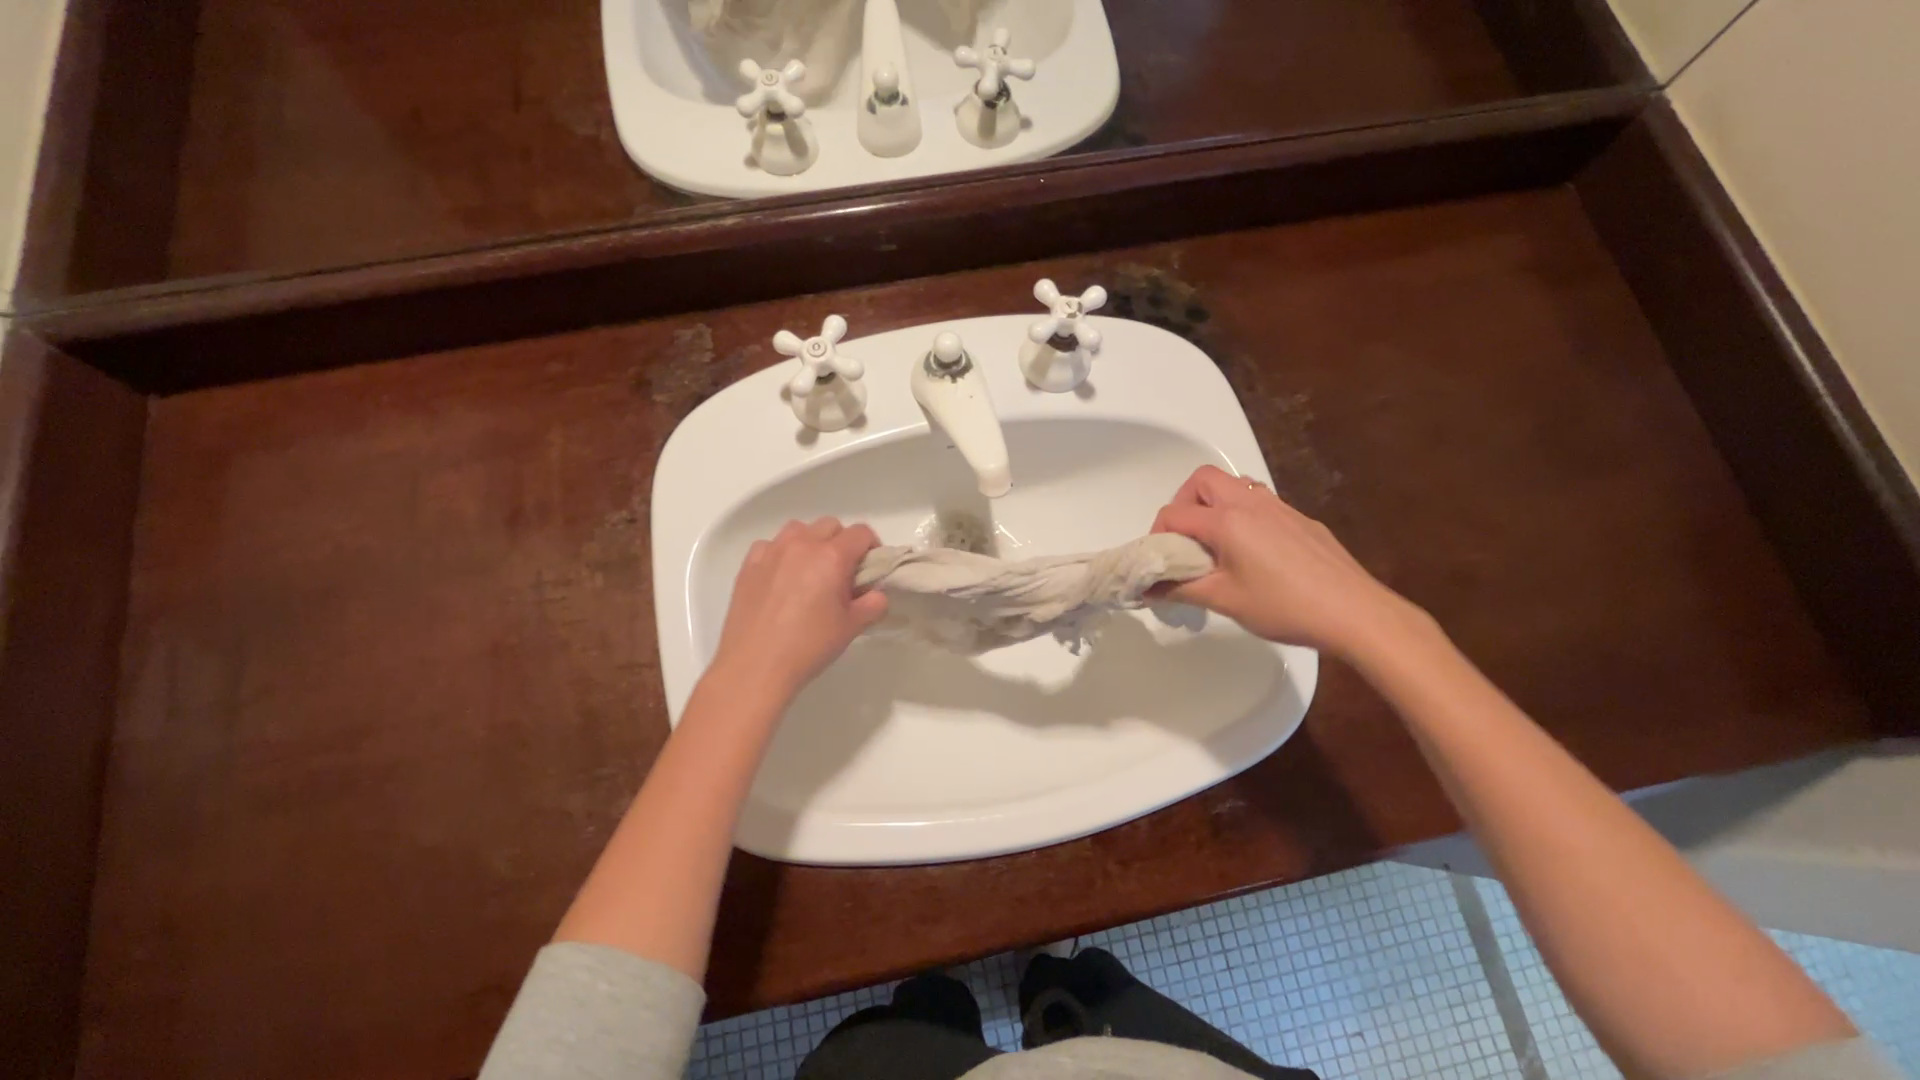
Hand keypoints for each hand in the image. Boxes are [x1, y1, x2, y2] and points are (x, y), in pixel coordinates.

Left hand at [711, 517, 887, 698]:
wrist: (756, 666)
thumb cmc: (809, 646)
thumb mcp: (851, 628)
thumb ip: (872, 605)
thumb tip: (876, 595)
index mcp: (831, 557)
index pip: (861, 533)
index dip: (872, 547)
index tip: (871, 568)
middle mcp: (801, 545)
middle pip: (830, 526)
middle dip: (842, 543)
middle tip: (843, 573)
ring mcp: (772, 552)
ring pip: (799, 530)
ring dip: (812, 542)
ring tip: (812, 572)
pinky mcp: (748, 565)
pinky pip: (771, 545)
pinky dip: (782, 553)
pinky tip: (782, 578)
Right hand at [1150, 466, 1426, 658]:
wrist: (1353, 612)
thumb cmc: (1284, 606)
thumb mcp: (1224, 601)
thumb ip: (1181, 589)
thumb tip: (1148, 588)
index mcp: (1227, 520)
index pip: (1174, 513)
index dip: (1157, 536)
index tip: (1158, 564)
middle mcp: (1251, 502)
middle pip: (1203, 480)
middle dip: (1183, 503)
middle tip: (1183, 541)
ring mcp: (1280, 508)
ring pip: (1234, 486)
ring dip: (1213, 506)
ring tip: (1214, 546)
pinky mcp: (1301, 520)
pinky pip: (1260, 503)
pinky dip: (1242, 516)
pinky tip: (1253, 555)